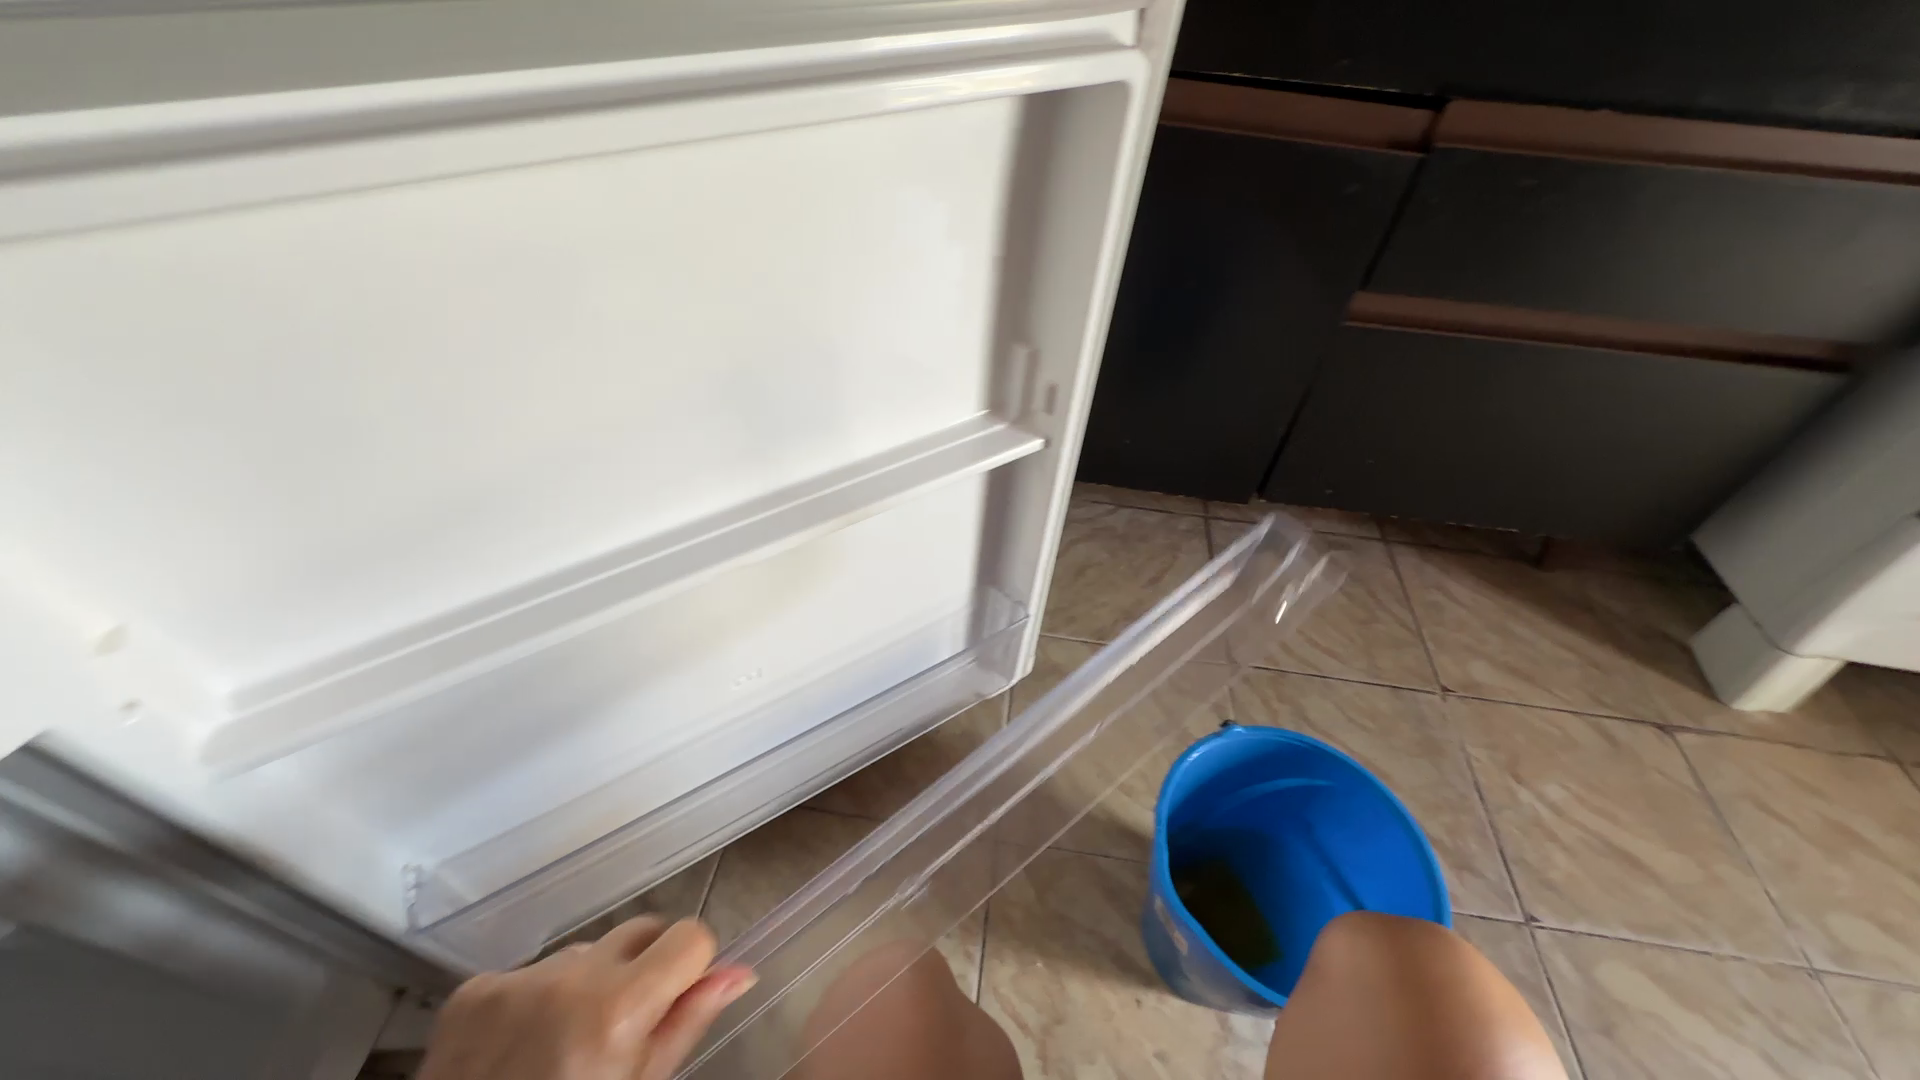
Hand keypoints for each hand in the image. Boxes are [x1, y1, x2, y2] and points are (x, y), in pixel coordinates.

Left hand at [418, 916, 755, 1079]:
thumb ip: (687, 1023)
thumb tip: (739, 971)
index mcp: (619, 1008)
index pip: (689, 935)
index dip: (691, 967)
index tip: (676, 999)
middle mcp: (571, 977)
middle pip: (640, 931)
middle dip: (645, 965)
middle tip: (625, 1024)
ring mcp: (516, 979)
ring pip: (585, 953)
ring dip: (589, 984)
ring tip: (564, 1043)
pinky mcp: (473, 989)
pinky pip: (532, 972)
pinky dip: (536, 1000)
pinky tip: (521, 1046)